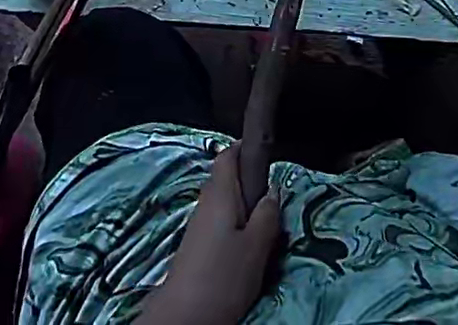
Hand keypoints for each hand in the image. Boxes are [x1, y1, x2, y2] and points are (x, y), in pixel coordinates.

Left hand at [137, 145, 282, 324]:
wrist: (184, 316)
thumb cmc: (223, 275)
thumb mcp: (256, 246)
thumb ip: (267, 215)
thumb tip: (273, 190)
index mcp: (219, 193)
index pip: (228, 155)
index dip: (245, 148)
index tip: (265, 154)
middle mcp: (205, 201)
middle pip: (227, 179)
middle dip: (249, 183)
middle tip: (272, 198)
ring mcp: (199, 223)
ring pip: (225, 203)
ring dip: (244, 207)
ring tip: (265, 226)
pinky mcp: (197, 244)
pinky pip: (220, 222)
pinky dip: (235, 226)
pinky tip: (246, 246)